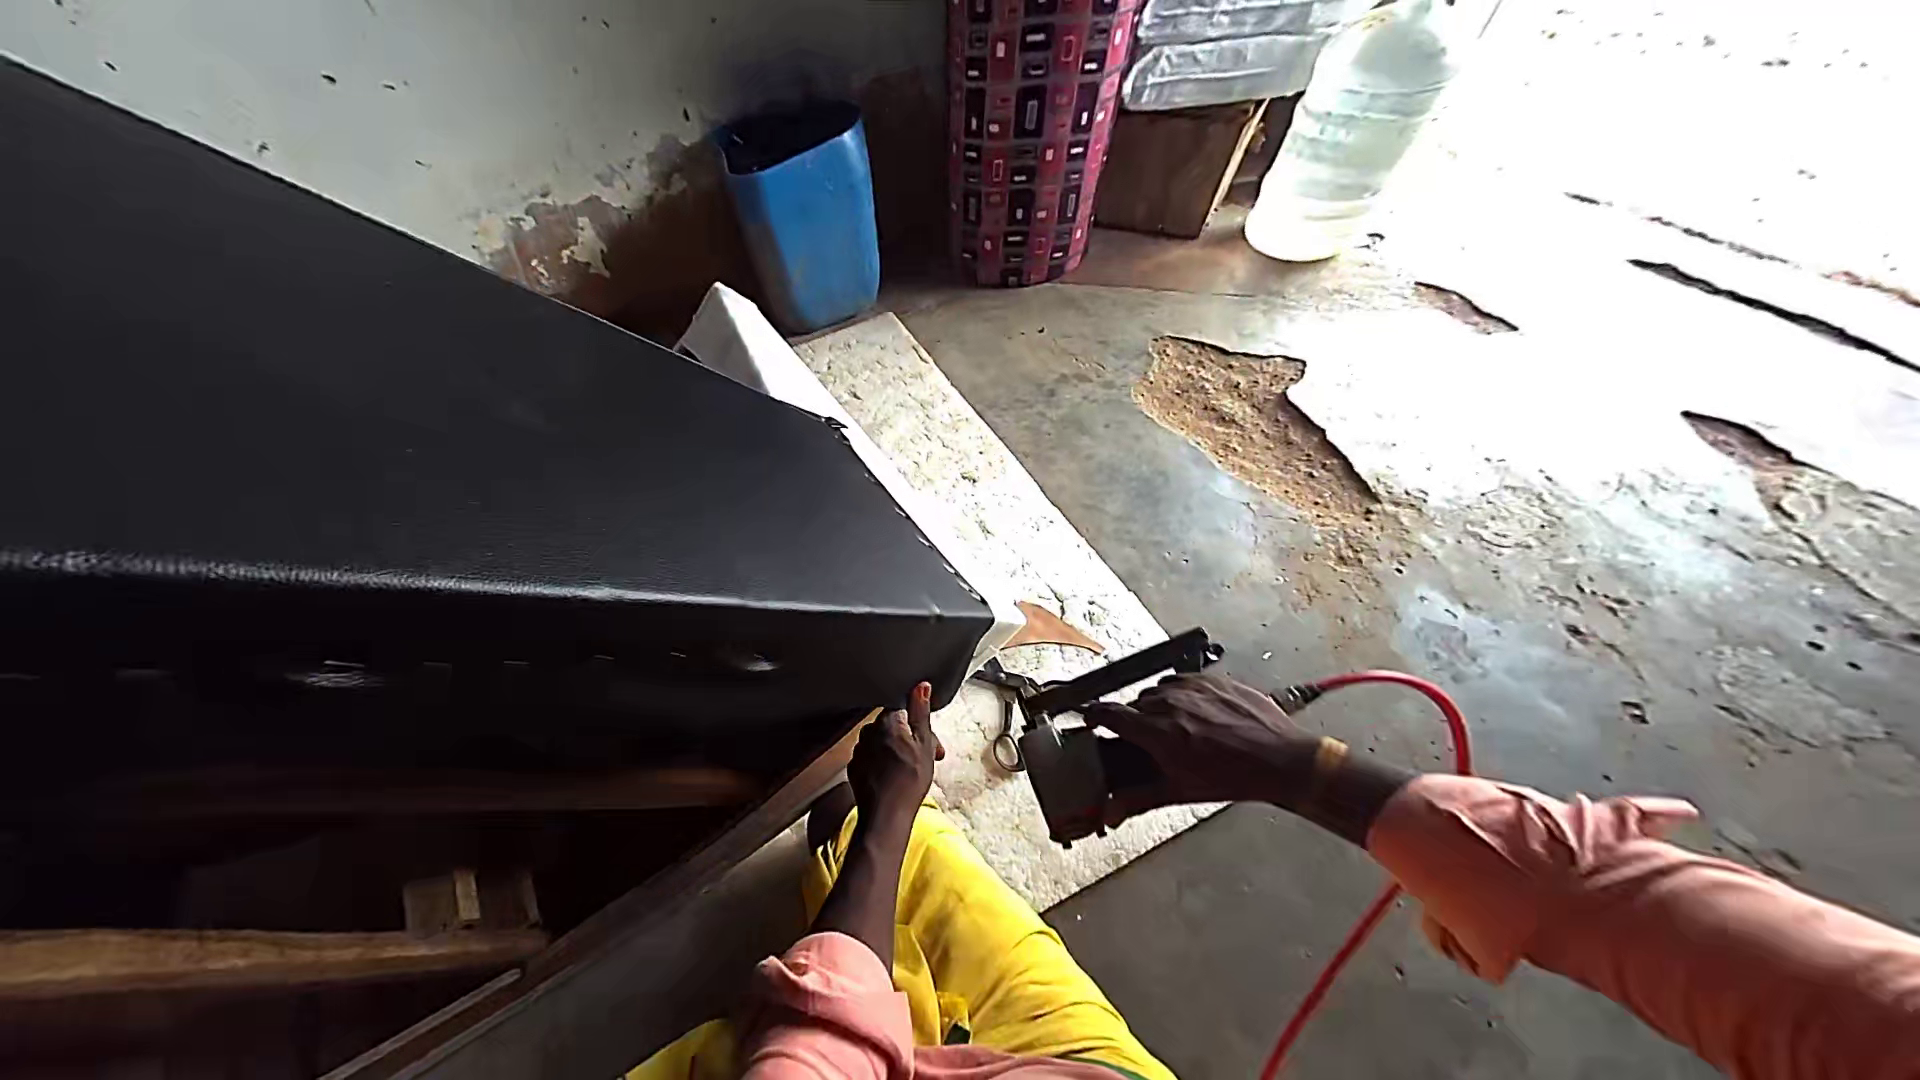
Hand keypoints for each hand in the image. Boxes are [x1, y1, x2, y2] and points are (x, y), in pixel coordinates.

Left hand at [847, 681, 940, 835]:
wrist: (887, 815)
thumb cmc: (909, 780)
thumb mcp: (924, 742)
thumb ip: (920, 711)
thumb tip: (921, 686)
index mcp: (887, 721)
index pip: (903, 711)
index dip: (918, 726)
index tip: (929, 740)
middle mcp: (868, 732)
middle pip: (893, 727)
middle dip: (909, 739)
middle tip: (924, 758)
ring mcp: (859, 751)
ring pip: (882, 744)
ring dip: (896, 752)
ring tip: (910, 771)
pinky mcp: (855, 769)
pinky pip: (872, 759)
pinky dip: (883, 765)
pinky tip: (894, 779)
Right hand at [1084, 672, 1317, 820]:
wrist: (1279, 759)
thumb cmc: (1233, 777)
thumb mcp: (1180, 791)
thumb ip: (1138, 799)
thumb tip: (1110, 813)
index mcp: (1157, 732)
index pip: (1108, 713)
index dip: (1093, 714)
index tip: (1089, 717)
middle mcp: (1169, 704)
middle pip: (1134, 706)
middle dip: (1136, 721)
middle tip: (1150, 738)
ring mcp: (1189, 687)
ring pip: (1156, 692)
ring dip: (1158, 707)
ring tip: (1177, 727)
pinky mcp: (1207, 678)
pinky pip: (1179, 682)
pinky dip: (1180, 695)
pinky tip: (1195, 713)